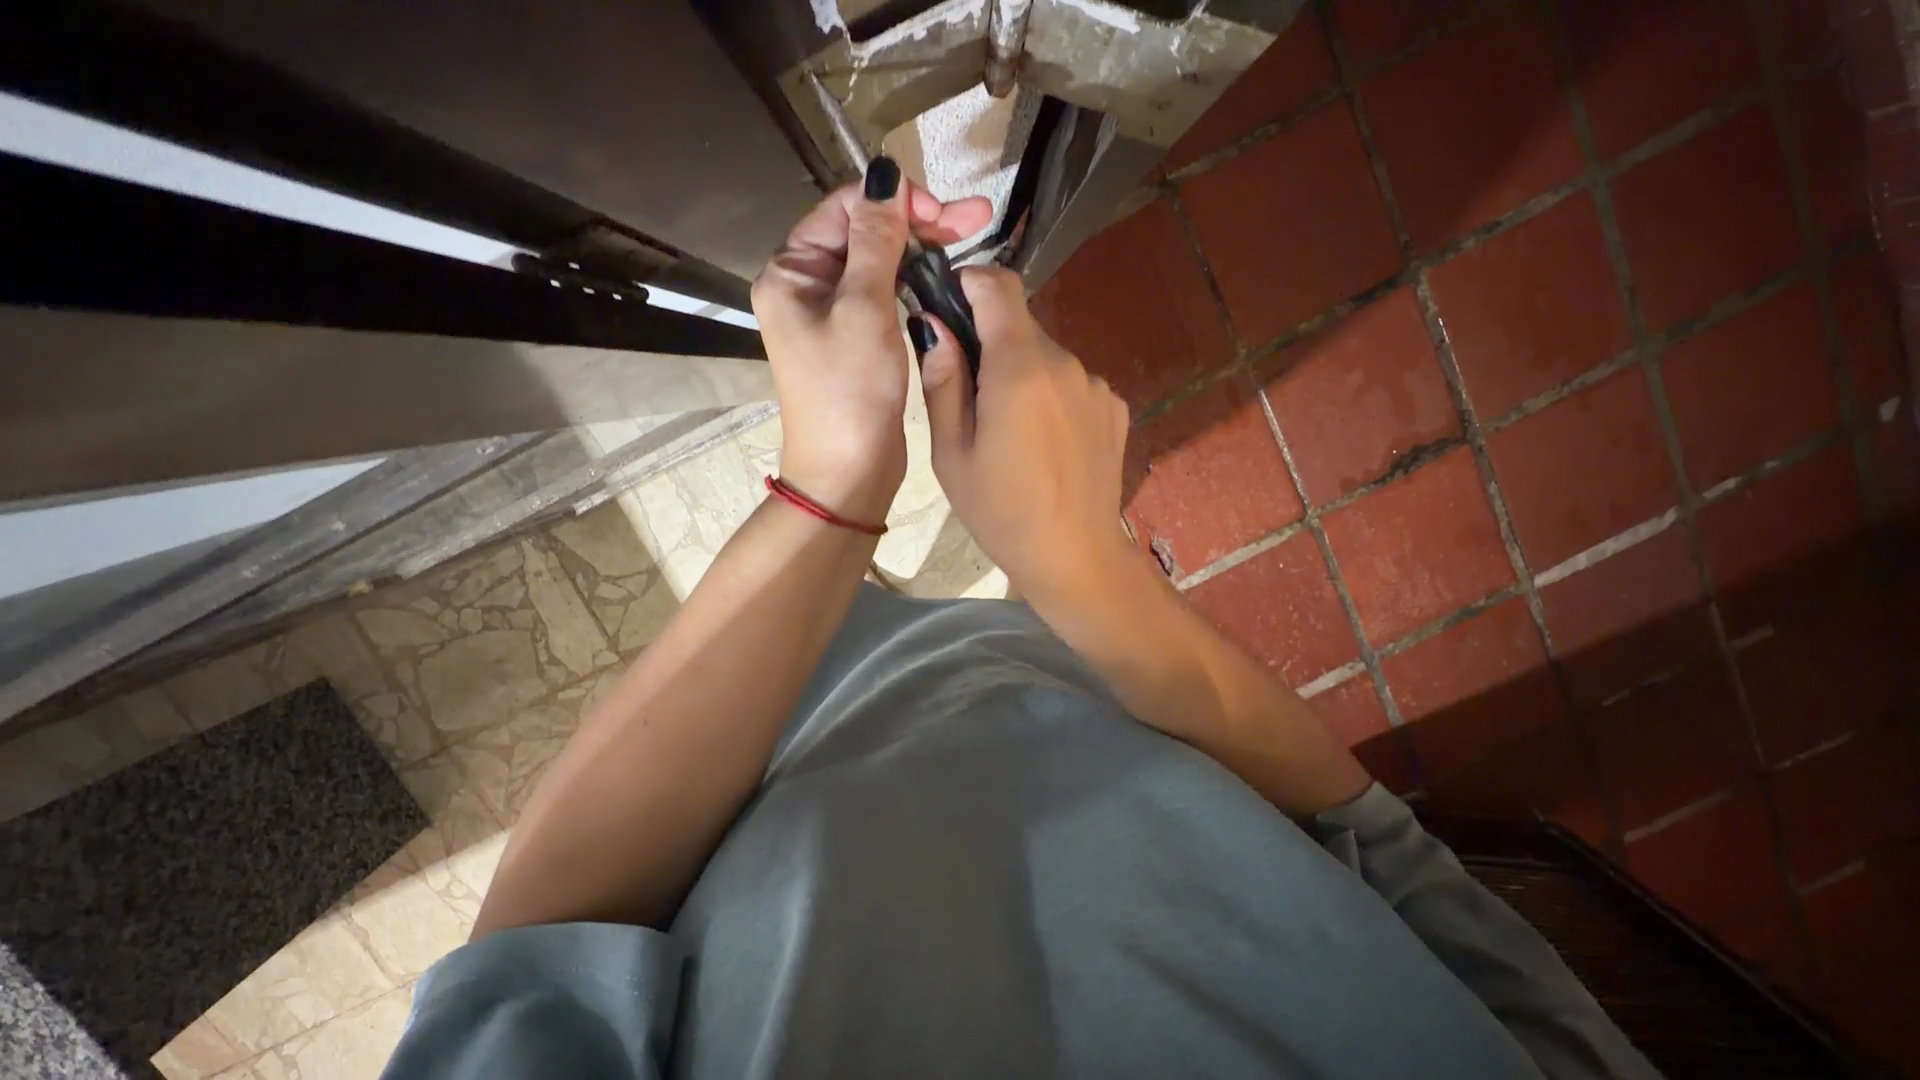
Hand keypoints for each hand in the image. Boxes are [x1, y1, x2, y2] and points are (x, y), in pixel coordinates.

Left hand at [751, 160, 990, 523]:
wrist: (848, 471)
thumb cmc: (849, 391)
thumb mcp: (864, 309)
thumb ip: (876, 240)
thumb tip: (885, 175)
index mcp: (791, 271)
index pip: (844, 208)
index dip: (894, 201)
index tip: (944, 212)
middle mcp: (806, 285)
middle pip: (864, 231)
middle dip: (919, 220)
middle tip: (978, 217)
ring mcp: (833, 312)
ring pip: (880, 260)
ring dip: (923, 246)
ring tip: (975, 233)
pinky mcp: (858, 336)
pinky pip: (886, 291)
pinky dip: (916, 278)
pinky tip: (949, 270)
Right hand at [918, 266, 1135, 603]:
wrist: (1076, 557)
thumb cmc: (1000, 511)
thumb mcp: (951, 452)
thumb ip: (943, 379)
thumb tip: (933, 323)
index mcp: (1020, 367)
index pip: (999, 285)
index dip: (970, 284)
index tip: (950, 306)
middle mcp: (1065, 363)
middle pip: (1021, 326)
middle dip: (990, 345)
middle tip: (970, 398)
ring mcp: (1096, 385)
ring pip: (1046, 358)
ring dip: (1022, 376)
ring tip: (1010, 435)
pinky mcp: (1114, 407)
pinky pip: (1072, 385)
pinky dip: (1052, 399)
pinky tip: (1045, 447)